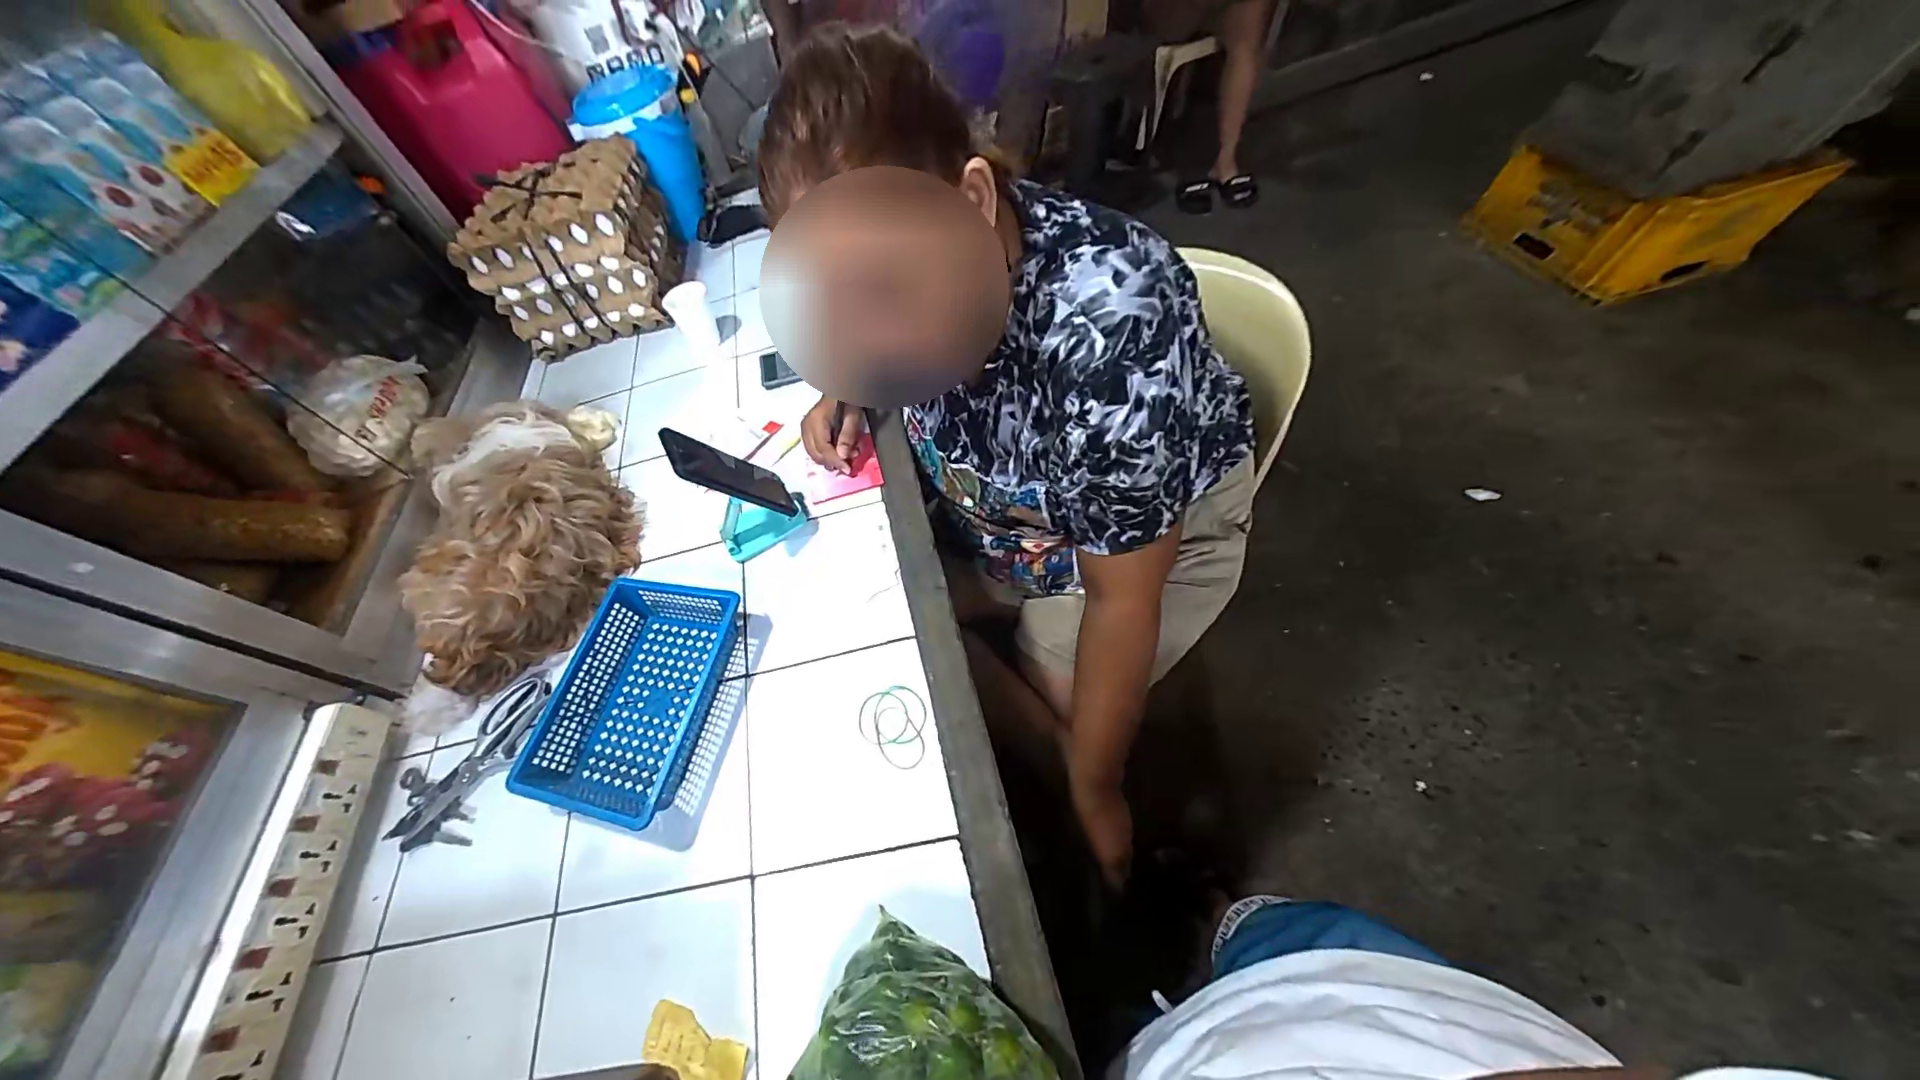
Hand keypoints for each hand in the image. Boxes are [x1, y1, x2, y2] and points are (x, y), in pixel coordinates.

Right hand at [801, 396, 864, 473]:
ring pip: (814, 453)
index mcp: (816, 421)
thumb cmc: (847, 398)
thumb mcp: (853, 415)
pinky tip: (837, 454)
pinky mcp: (808, 431)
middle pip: (816, 454)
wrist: (839, 388)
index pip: (823, 449)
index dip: (836, 461)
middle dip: (832, 463)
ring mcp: (805, 429)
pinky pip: (814, 449)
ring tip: (845, 459)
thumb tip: (842, 456)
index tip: (848, 470)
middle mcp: (806, 426)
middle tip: (848, 467)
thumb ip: (847, 435)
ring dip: (829, 460)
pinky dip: (825, 454)